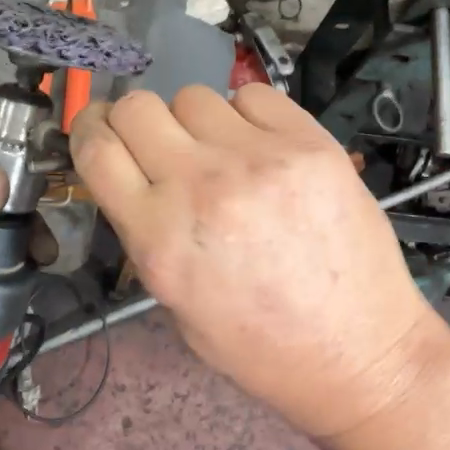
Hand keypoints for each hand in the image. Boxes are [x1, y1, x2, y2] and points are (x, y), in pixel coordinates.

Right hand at [71, 85, 438, 438]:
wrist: (359, 355)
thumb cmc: (260, 346)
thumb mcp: (175, 302)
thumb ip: (145, 231)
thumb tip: (131, 173)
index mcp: (158, 237)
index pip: (96, 149)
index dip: (89, 131)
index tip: (100, 132)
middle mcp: (200, 187)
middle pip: (137, 106)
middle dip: (136, 120)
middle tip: (159, 143)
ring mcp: (257, 159)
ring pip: (194, 95)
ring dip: (195, 121)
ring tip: (221, 154)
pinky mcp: (309, 143)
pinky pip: (252, 95)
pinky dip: (247, 115)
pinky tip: (261, 148)